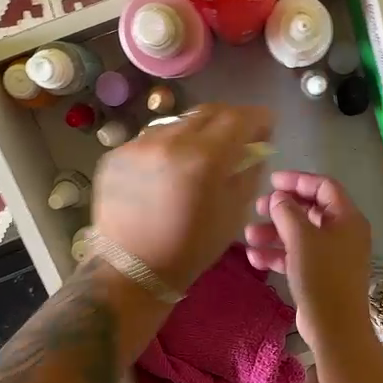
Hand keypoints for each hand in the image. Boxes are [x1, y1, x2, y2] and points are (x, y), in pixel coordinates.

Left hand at [91, 104, 273, 289]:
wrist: (133, 270)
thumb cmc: (191, 249)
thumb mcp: (233, 215)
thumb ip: (248, 174)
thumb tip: (254, 149)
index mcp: (204, 159)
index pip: (239, 118)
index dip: (258, 118)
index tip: (266, 125)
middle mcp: (169, 141)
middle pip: (207, 112)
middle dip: (228, 120)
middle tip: (236, 136)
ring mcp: (138, 145)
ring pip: (177, 125)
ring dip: (195, 135)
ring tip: (198, 158)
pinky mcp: (117, 154)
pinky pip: (151, 141)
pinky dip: (167, 150)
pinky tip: (167, 174)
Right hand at [243, 171, 371, 344]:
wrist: (335, 326)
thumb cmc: (322, 275)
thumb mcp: (301, 238)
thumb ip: (287, 211)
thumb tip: (279, 198)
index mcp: (347, 218)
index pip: (324, 187)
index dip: (298, 180)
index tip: (271, 181)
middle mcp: (344, 233)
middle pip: (310, 211)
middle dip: (281, 209)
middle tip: (257, 208)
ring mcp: (333, 256)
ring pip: (300, 235)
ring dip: (274, 234)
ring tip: (248, 236)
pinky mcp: (321, 276)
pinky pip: (298, 257)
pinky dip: (278, 255)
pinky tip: (255, 259)